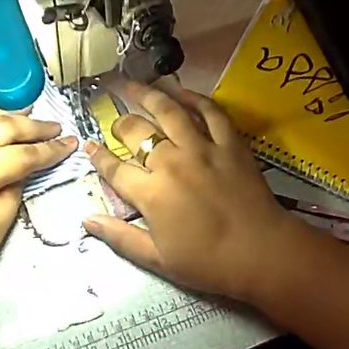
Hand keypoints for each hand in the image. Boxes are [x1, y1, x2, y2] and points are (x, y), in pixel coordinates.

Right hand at [83, 80, 323, 300]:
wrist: (261, 253)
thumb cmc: (209, 263)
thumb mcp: (158, 260)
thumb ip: (121, 237)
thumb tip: (87, 220)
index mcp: (151, 193)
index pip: (114, 169)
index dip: (98, 157)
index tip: (89, 147)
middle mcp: (171, 162)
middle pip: (137, 133)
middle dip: (120, 124)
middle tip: (116, 122)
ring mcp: (203, 149)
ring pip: (169, 111)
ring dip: (149, 95)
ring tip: (134, 85)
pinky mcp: (231, 144)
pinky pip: (210, 112)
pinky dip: (194, 98)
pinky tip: (181, 92)